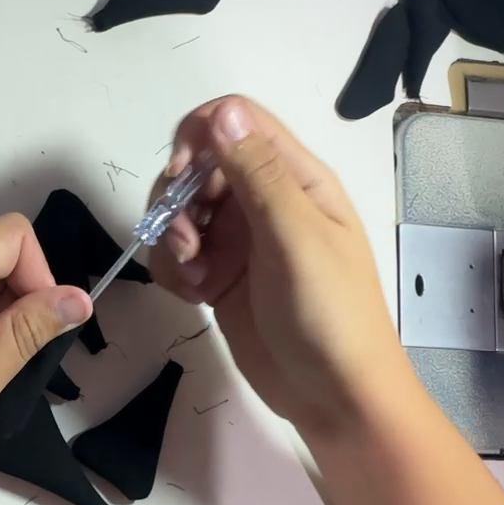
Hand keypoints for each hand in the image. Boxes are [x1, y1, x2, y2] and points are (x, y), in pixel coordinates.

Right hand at [148, 96, 410, 439]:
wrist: (332, 394)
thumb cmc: (328, 313)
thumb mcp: (295, 237)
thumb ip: (257, 174)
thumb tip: (221, 110)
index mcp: (294, 178)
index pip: (234, 122)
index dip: (197, 138)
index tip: (181, 178)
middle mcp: (263, 202)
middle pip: (196, 168)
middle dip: (177, 201)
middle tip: (187, 243)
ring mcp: (238, 242)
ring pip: (179, 214)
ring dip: (171, 241)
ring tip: (195, 277)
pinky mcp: (219, 278)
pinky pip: (177, 257)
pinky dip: (174, 272)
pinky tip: (195, 296)